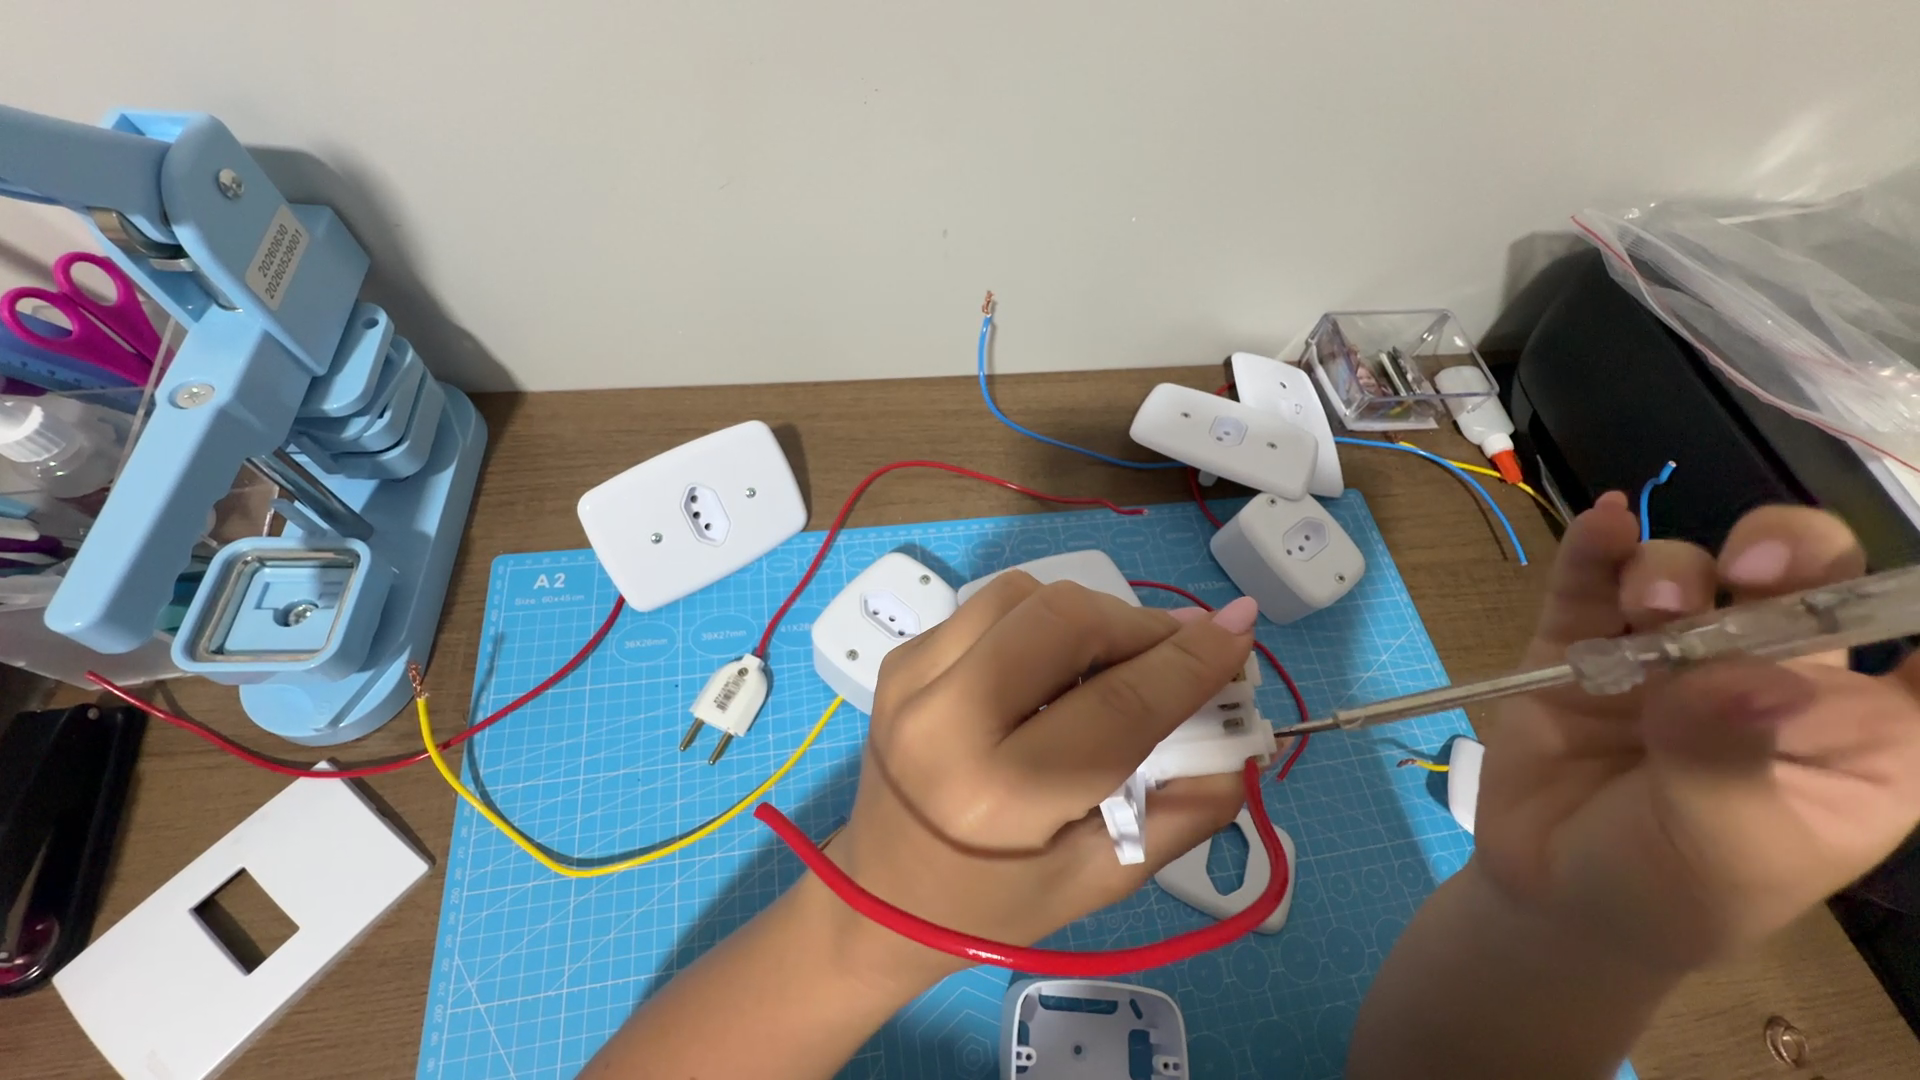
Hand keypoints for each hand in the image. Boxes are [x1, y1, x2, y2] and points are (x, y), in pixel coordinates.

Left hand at [818, 573, 1259, 989]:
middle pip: (1065, 619)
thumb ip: (1184, 808)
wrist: (880, 897)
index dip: (1189, 664)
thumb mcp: (1102, 880)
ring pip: (1027, 595)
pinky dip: (1042, 622)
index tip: (1240, 634)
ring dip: (1090, 615)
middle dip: (1139, 626)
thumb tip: (1240, 731)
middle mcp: (944, 718)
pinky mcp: (903, 658)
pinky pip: (993, 607)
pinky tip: (1054, 667)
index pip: (1116, 704)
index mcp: (998, 795)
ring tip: (1117, 660)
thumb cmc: (995, 905)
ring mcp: (913, 676)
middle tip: (1177, 654)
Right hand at [1477, 496, 1919, 972]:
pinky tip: (1602, 521)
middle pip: (1800, 581)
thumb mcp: (1724, 845)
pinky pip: (1587, 584)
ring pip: (1688, 570)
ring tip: (1649, 609)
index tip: (1902, 591)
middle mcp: (1769, 677)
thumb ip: (1729, 755)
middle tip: (1755, 569)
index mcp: (1858, 734)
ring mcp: (1665, 655)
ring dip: (1671, 568)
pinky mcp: (1578, 647)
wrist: (1549, 893)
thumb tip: (1747, 675)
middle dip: (1788, 553)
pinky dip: (1594, 547)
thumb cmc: (1672, 891)